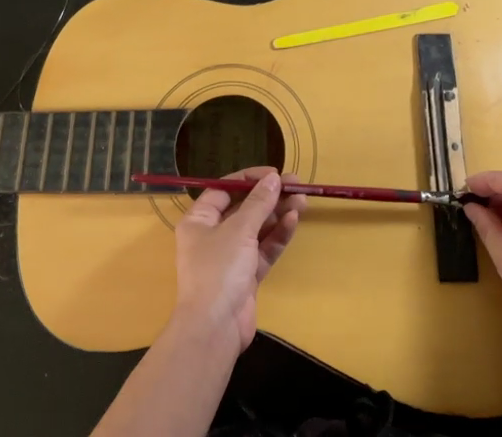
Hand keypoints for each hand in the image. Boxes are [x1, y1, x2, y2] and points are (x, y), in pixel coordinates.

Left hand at [171, 167, 305, 356]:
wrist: (215, 327)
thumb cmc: (218, 270)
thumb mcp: (239, 230)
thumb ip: (258, 203)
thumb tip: (273, 179)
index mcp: (199, 220)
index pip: (224, 189)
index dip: (248, 179)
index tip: (273, 173)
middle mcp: (213, 235)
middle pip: (244, 208)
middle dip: (270, 197)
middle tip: (296, 185)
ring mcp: (231, 256)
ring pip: (258, 228)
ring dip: (278, 214)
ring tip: (302, 200)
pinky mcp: (247, 275)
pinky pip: (264, 249)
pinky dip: (278, 235)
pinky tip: (294, 221)